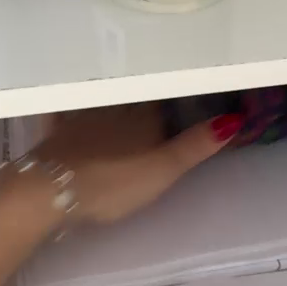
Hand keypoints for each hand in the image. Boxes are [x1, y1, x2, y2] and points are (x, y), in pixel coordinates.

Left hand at [34, 104, 242, 223]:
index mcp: (144, 116)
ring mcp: (81, 118)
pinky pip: (64, 114)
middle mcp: (114, 107)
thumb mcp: (163, 170)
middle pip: (134, 96)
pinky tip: (67, 106)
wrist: (50, 190)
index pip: (164, 97)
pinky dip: (68, 109)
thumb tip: (235, 118)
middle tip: (156, 96)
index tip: (186, 97)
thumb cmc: (113, 182)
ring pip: (103, 100)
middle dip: (146, 95)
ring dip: (113, 98)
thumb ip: (196, 145)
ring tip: (123, 100)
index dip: (176, 97)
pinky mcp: (55, 133)